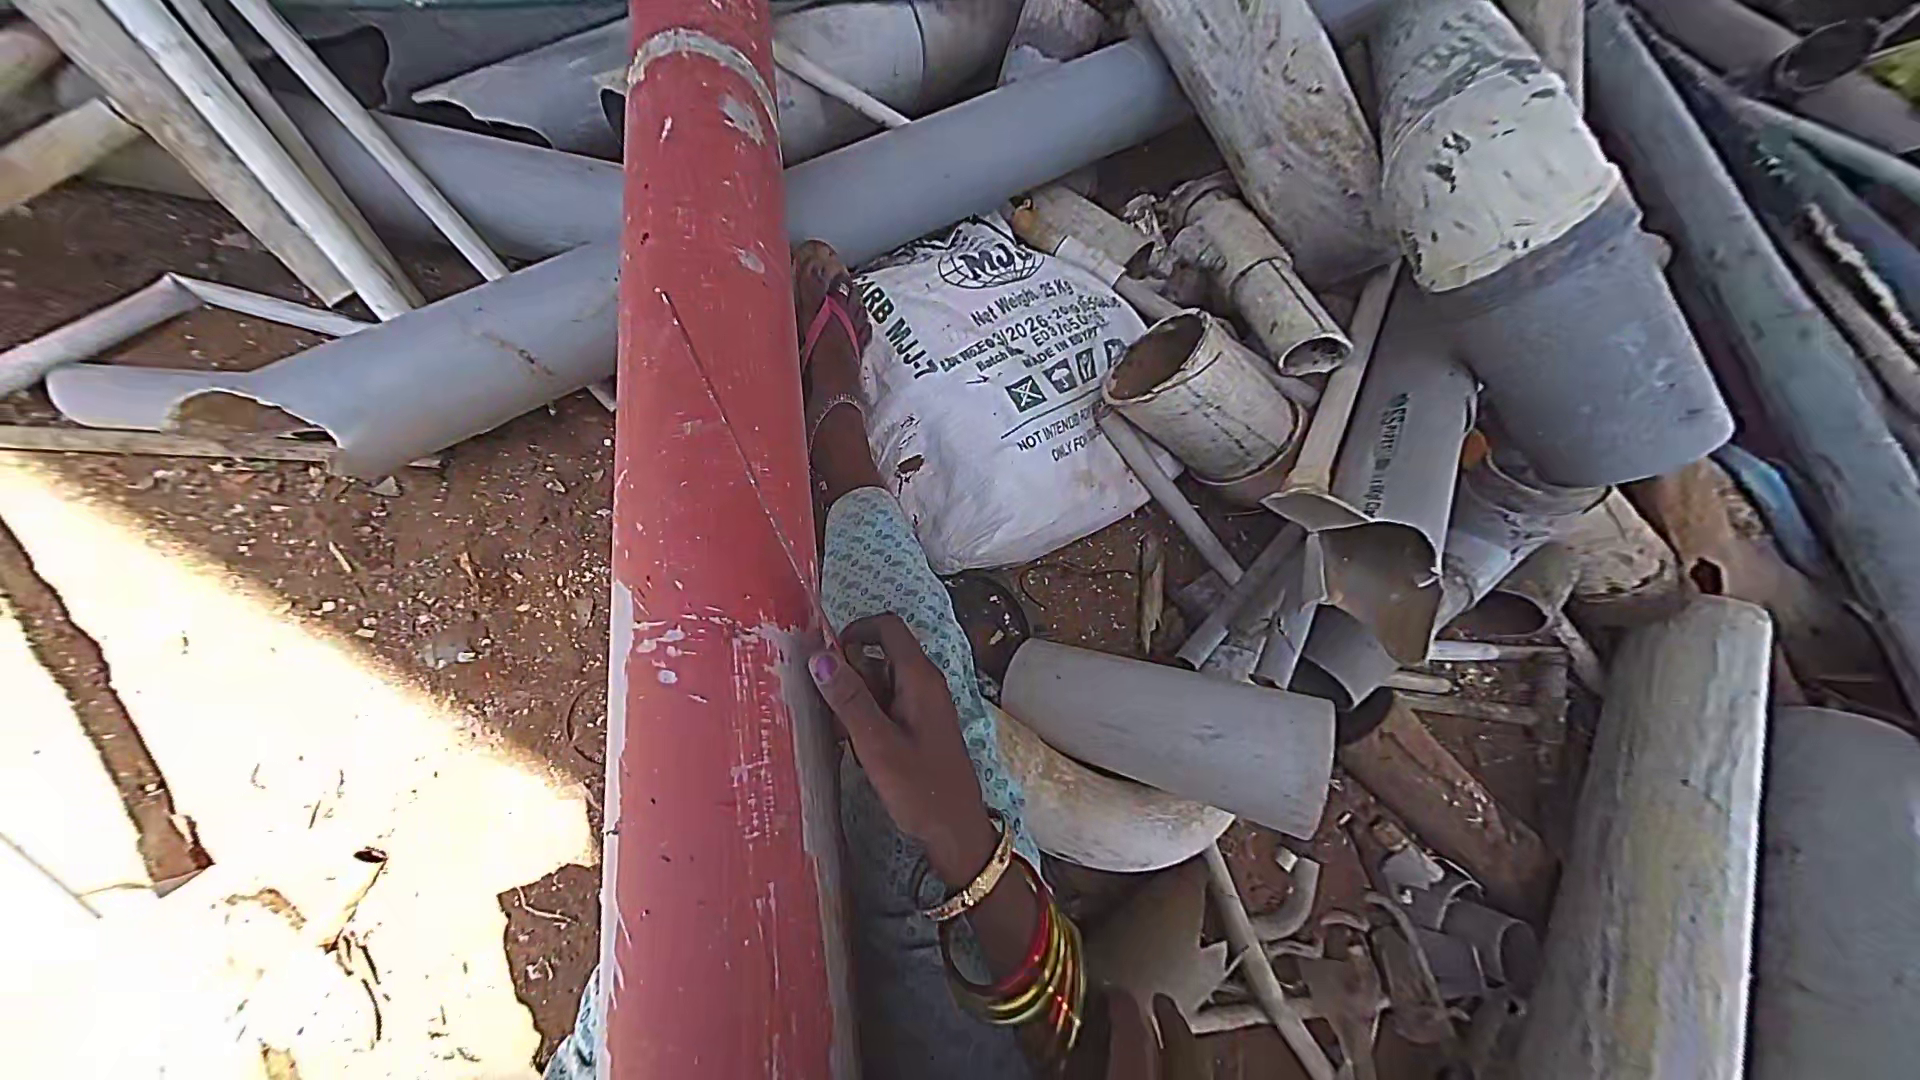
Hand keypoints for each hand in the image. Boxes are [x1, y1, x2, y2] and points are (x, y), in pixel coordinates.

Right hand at [810, 613, 997, 887]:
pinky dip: (867, 718)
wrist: (956, 832)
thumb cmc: (921, 789)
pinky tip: (856, 748)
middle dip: (849, 677)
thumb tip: (819, 656)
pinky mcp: (917, 723)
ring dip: (855, 702)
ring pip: (879, 683)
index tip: (826, 660)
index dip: (854, 631)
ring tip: (843, 737)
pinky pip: (886, 705)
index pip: (887, 627)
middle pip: (879, 655)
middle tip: (833, 714)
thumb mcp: (877, 745)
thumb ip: (849, 699)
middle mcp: (923, 682)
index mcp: (919, 677)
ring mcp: (922, 703)